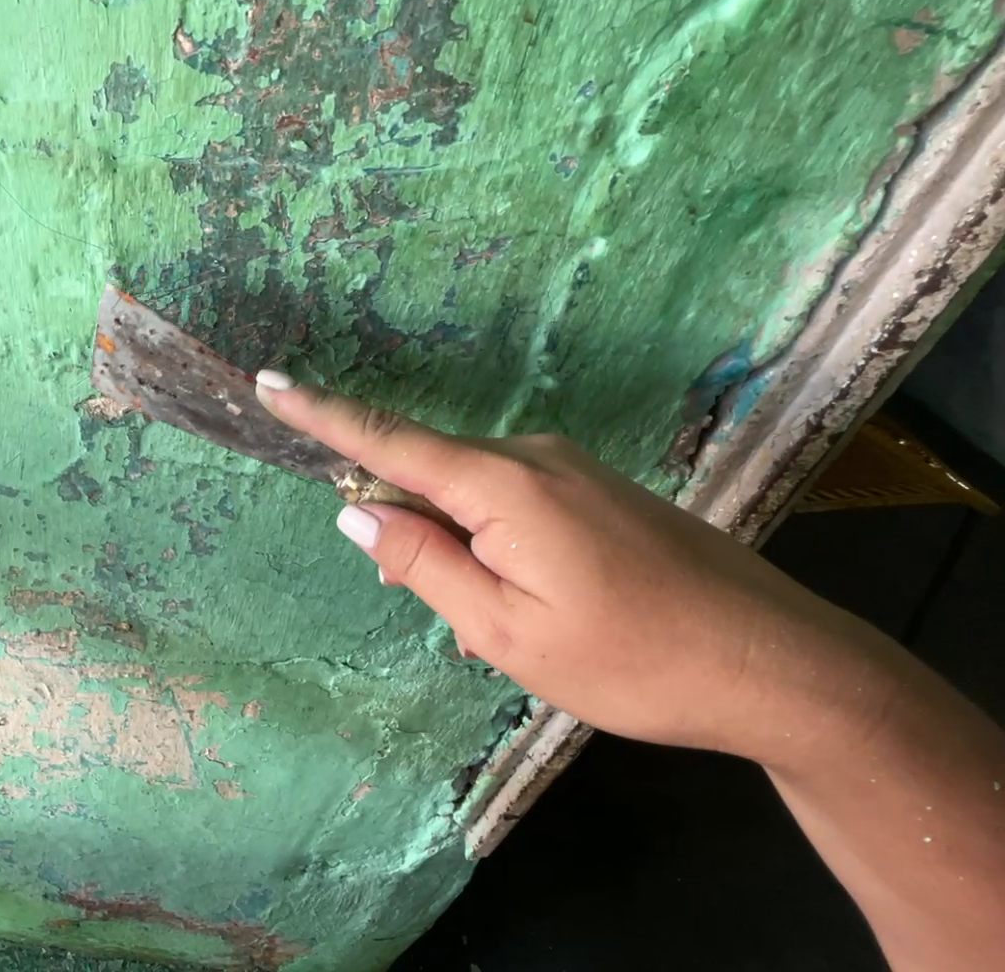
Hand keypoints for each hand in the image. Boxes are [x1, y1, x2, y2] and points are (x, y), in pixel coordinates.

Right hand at [254, 371, 860, 758]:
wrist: (786, 670)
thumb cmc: (631, 660)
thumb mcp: (505, 630)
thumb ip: (422, 563)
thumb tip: (357, 513)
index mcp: (502, 485)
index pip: (385, 439)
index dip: (320, 414)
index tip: (268, 383)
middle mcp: (530, 457)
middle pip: (424, 472)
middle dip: (403, 525)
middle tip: (432, 602)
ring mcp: (568, 468)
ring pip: (466, 492)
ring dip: (452, 544)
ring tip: (494, 620)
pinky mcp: (592, 488)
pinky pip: (507, 500)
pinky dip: (488, 541)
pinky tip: (525, 598)